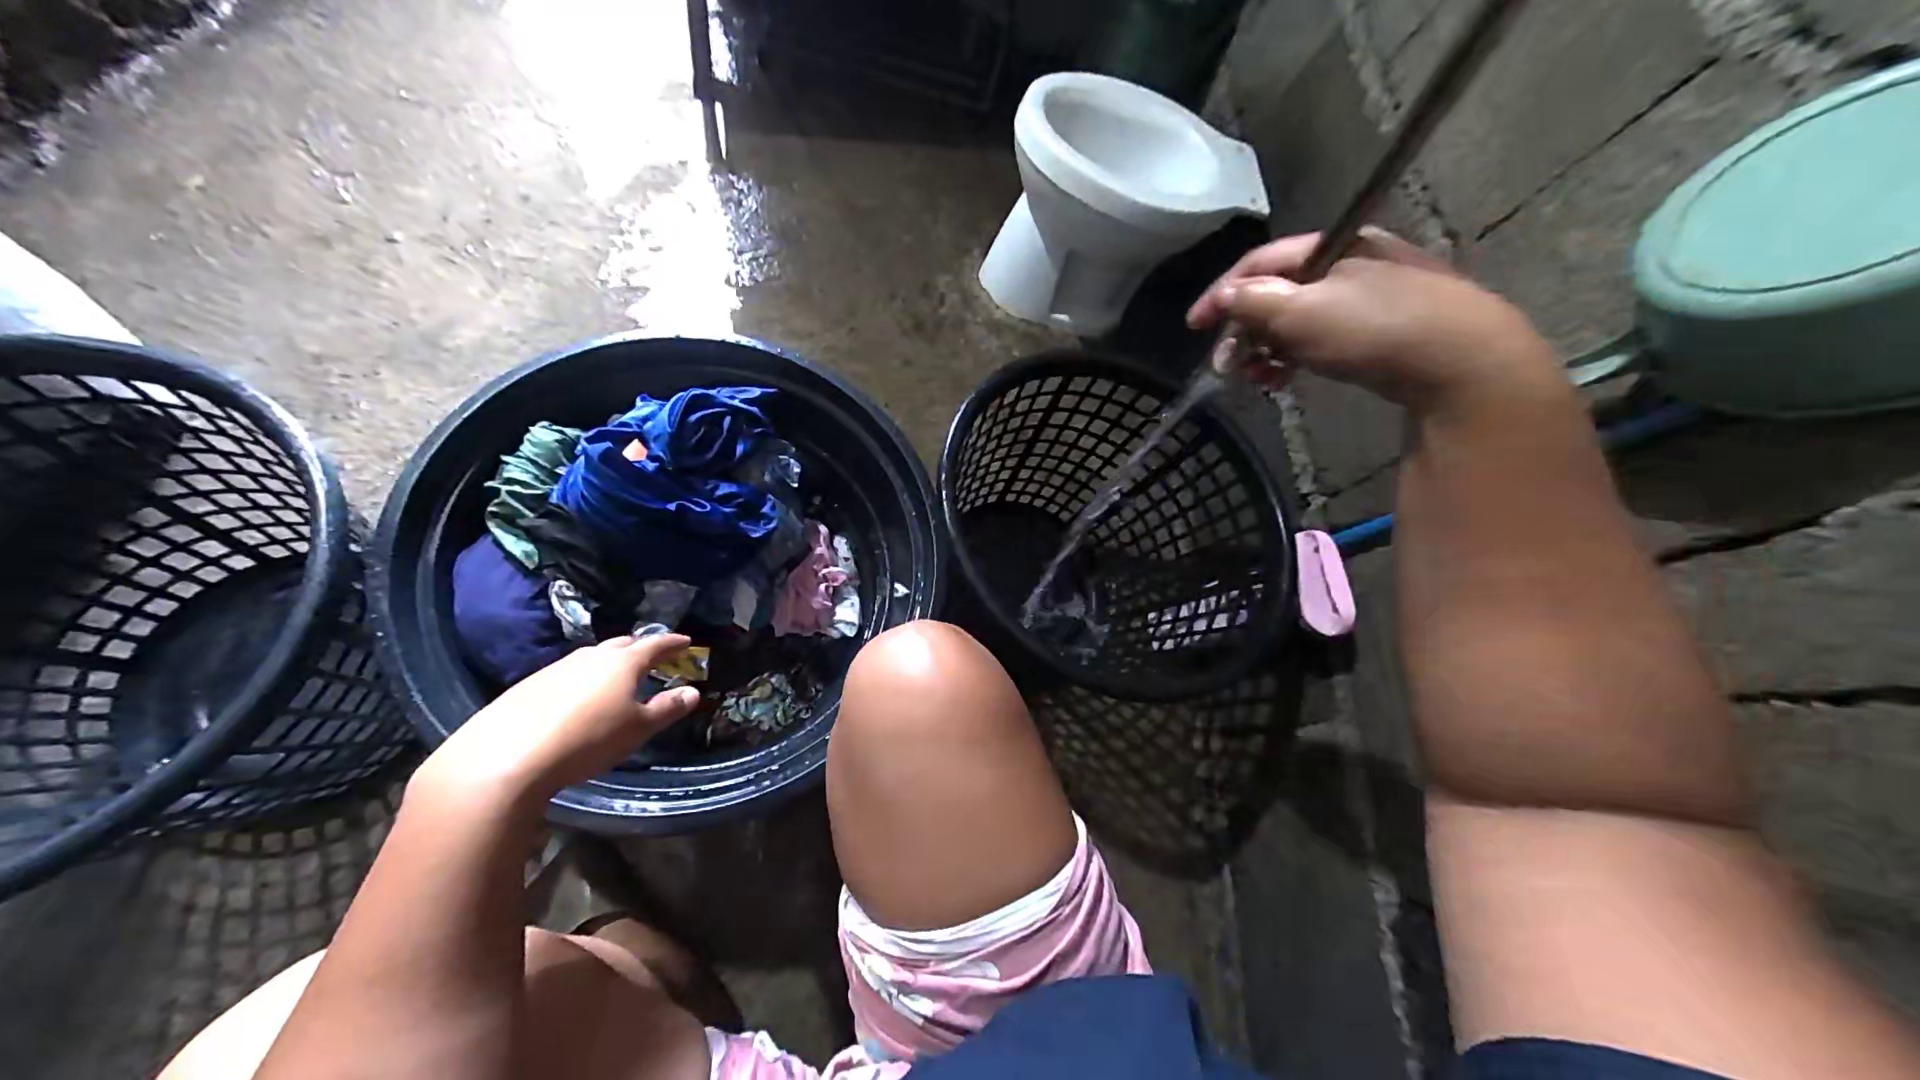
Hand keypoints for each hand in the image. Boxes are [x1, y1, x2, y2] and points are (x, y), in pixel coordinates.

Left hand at [414, 634, 701, 801]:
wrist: (506, 755)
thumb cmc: (588, 739)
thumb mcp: (638, 729)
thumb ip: (667, 708)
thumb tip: (692, 692)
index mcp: (623, 662)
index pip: (655, 644)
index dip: (673, 642)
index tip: (686, 641)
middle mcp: (591, 657)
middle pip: (622, 644)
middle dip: (640, 648)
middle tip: (654, 657)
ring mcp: (556, 668)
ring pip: (592, 658)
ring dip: (609, 663)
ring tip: (617, 677)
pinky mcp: (529, 685)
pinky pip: (567, 673)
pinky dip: (582, 679)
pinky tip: (578, 698)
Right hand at [1187, 227, 1564, 413]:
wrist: (1462, 362)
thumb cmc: (1376, 330)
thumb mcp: (1302, 313)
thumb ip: (1254, 301)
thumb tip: (1225, 296)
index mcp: (1333, 246)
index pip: (1260, 263)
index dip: (1221, 293)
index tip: (1194, 326)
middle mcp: (1350, 263)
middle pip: (1277, 292)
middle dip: (1244, 330)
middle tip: (1227, 366)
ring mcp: (1369, 296)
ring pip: (1297, 318)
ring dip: (1266, 349)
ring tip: (1256, 379)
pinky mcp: (1381, 329)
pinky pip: (1320, 337)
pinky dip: (1295, 356)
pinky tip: (1286, 378)